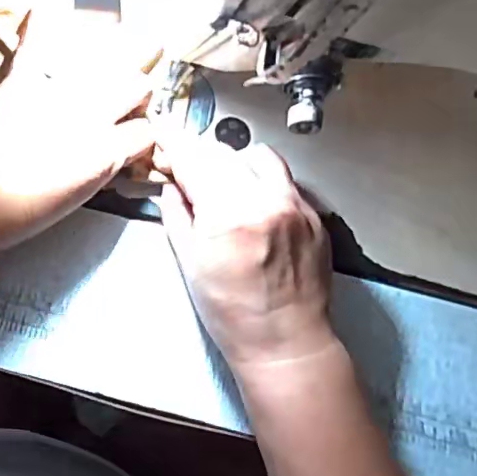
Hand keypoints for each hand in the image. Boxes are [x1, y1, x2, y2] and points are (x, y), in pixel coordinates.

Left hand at [0, 11, 158, 254]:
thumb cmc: (15, 214)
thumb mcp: (73, 200)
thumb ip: (99, 169)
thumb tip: (109, 153)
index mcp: (105, 153)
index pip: (146, 132)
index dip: (138, 137)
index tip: (128, 139)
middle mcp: (93, 112)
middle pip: (138, 85)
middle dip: (134, 95)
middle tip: (117, 104)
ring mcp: (60, 88)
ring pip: (113, 55)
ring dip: (112, 59)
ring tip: (97, 68)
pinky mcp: (25, 73)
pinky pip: (43, 31)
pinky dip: (43, 22)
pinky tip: (45, 14)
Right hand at [157, 131, 340, 377]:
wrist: (285, 341)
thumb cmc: (231, 312)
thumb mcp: (189, 262)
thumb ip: (178, 216)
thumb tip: (171, 187)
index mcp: (229, 216)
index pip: (194, 161)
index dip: (173, 144)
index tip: (162, 134)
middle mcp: (266, 202)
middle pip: (223, 153)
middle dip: (198, 155)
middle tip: (183, 168)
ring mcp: (295, 206)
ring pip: (257, 156)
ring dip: (232, 161)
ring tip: (219, 181)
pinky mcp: (313, 214)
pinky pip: (283, 178)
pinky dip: (259, 179)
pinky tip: (248, 201)